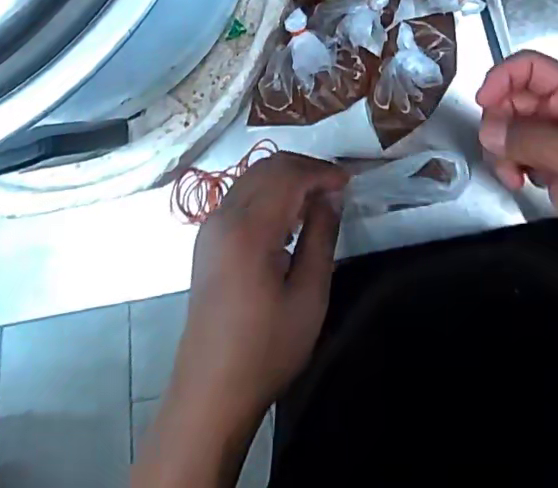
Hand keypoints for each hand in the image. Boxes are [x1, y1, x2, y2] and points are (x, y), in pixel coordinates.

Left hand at [172, 152, 348, 421]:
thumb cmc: (266, 348)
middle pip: (267, 168)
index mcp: (248, 229)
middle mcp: (224, 217)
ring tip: (318, 198)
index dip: (321, 171)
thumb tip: (330, 197)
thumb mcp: (309, 295)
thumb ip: (321, 236)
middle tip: (336, 186)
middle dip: (305, 167)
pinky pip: (241, 195)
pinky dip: (269, 191)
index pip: (288, 175)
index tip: (350, 182)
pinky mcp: (207, 239)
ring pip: (252, 177)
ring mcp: (210, 226)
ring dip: (286, 177)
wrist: (211, 389)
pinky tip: (289, 216)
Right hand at [476, 51, 557, 284]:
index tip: (484, 104)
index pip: (530, 67)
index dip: (502, 78)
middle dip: (499, 122)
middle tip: (499, 150)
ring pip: (510, 128)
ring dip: (501, 148)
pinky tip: (518, 183)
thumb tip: (489, 130)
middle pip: (513, 97)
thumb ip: (531, 139)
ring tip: (511, 174)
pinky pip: (516, 155)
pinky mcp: (554, 169)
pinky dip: (508, 165)